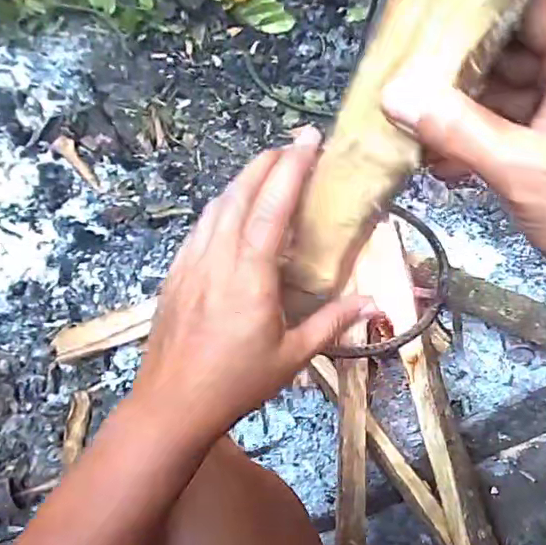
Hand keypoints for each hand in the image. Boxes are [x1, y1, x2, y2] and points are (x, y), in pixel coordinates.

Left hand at [131, 127, 371, 440]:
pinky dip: (219, 208)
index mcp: (248, 275)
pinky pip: (199, 229)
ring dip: (241, 182)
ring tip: (265, 171)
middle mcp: (216, 259)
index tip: (308, 140)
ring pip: (215, 207)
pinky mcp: (175, 275)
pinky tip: (228, 212)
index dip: (291, 168)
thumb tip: (374, 303)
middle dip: (266, 164)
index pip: (270, 207)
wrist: (171, 404)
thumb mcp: (292, 357)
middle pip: (239, 195)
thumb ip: (332, 323)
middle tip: (291, 147)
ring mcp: (190, 265)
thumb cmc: (236, 383)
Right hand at [379, 0, 545, 287]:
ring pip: (507, 87)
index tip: (426, 5)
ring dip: (462, 104)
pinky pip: (512, 122)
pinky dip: (478, 134)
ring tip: (408, 114)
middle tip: (401, 66)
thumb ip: (456, 129)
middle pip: (513, 44)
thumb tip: (394, 94)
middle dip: (459, 58)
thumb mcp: (521, 170)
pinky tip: (436, 153)